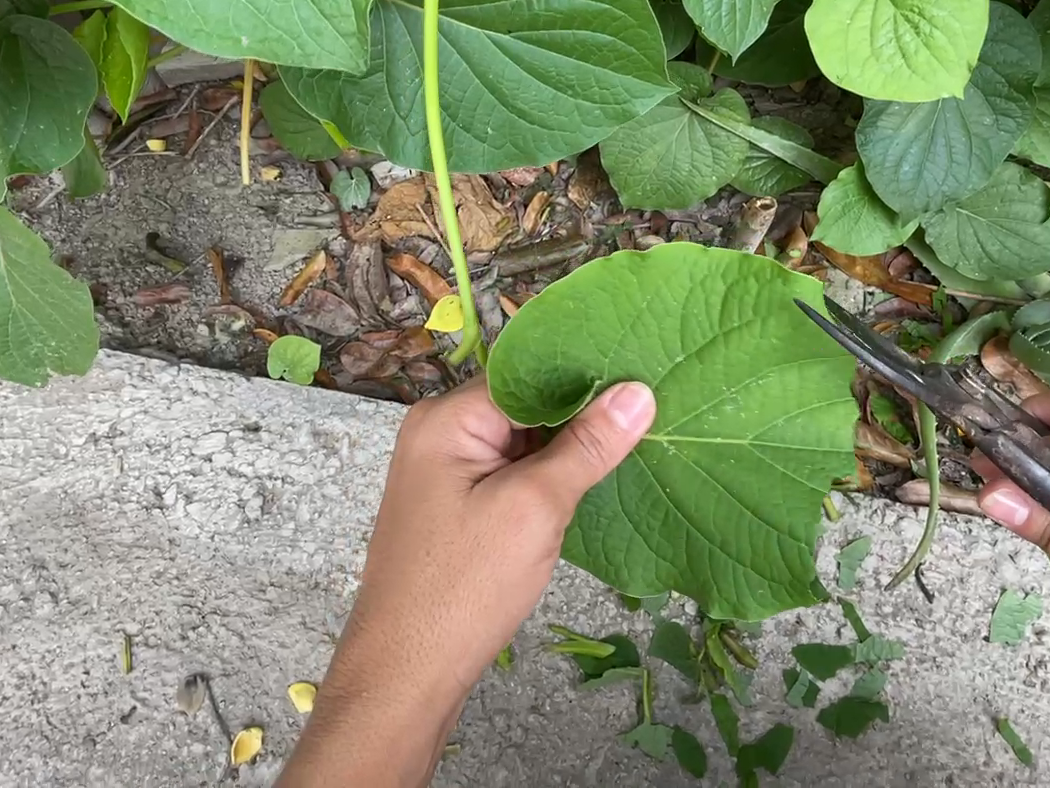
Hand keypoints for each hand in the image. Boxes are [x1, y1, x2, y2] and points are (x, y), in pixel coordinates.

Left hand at [279, 379, 655, 787]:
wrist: (404, 677)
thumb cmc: (465, 586)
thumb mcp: (535, 507)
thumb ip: (588, 445)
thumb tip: (639, 391)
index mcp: (447, 416)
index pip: (526, 373)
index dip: (582, 375)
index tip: (639, 377)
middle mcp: (440, 429)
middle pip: (523, 402)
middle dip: (577, 412)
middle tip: (645, 411)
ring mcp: (444, 467)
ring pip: (520, 438)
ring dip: (564, 446)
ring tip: (628, 439)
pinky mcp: (454, 500)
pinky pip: (508, 468)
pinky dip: (544, 473)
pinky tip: (585, 478)